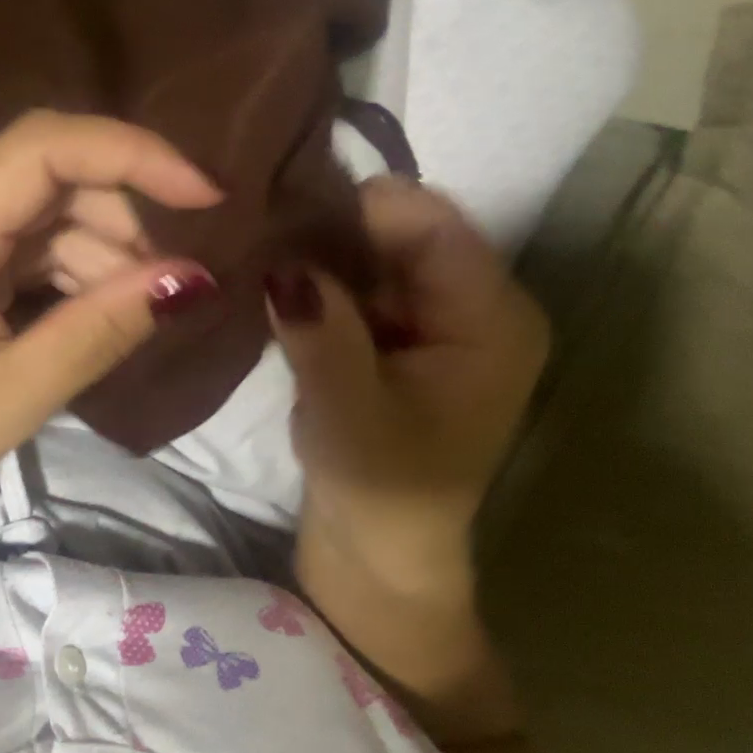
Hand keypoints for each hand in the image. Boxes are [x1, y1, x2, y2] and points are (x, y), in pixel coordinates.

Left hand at [0, 110, 222, 538]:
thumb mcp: (14, 396)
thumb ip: (101, 329)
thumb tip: (192, 277)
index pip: (39, 147)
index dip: (130, 153)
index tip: (203, 196)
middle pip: (46, 172)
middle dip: (120, 216)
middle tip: (165, 286)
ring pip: (38, 206)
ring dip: (96, 248)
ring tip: (124, 315)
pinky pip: (16, 236)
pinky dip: (63, 265)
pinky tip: (87, 311)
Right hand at [270, 177, 549, 600]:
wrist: (381, 545)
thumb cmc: (379, 484)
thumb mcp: (344, 408)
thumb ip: (320, 329)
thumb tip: (283, 261)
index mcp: (492, 320)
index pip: (432, 225)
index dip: (359, 207)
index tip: (281, 208)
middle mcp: (479, 304)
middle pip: (406, 228)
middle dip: (336, 226)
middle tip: (260, 231)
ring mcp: (441, 317)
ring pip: (379, 249)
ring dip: (322, 250)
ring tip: (260, 251)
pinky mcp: (407, 331)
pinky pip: (364, 278)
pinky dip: (323, 275)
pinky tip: (278, 281)